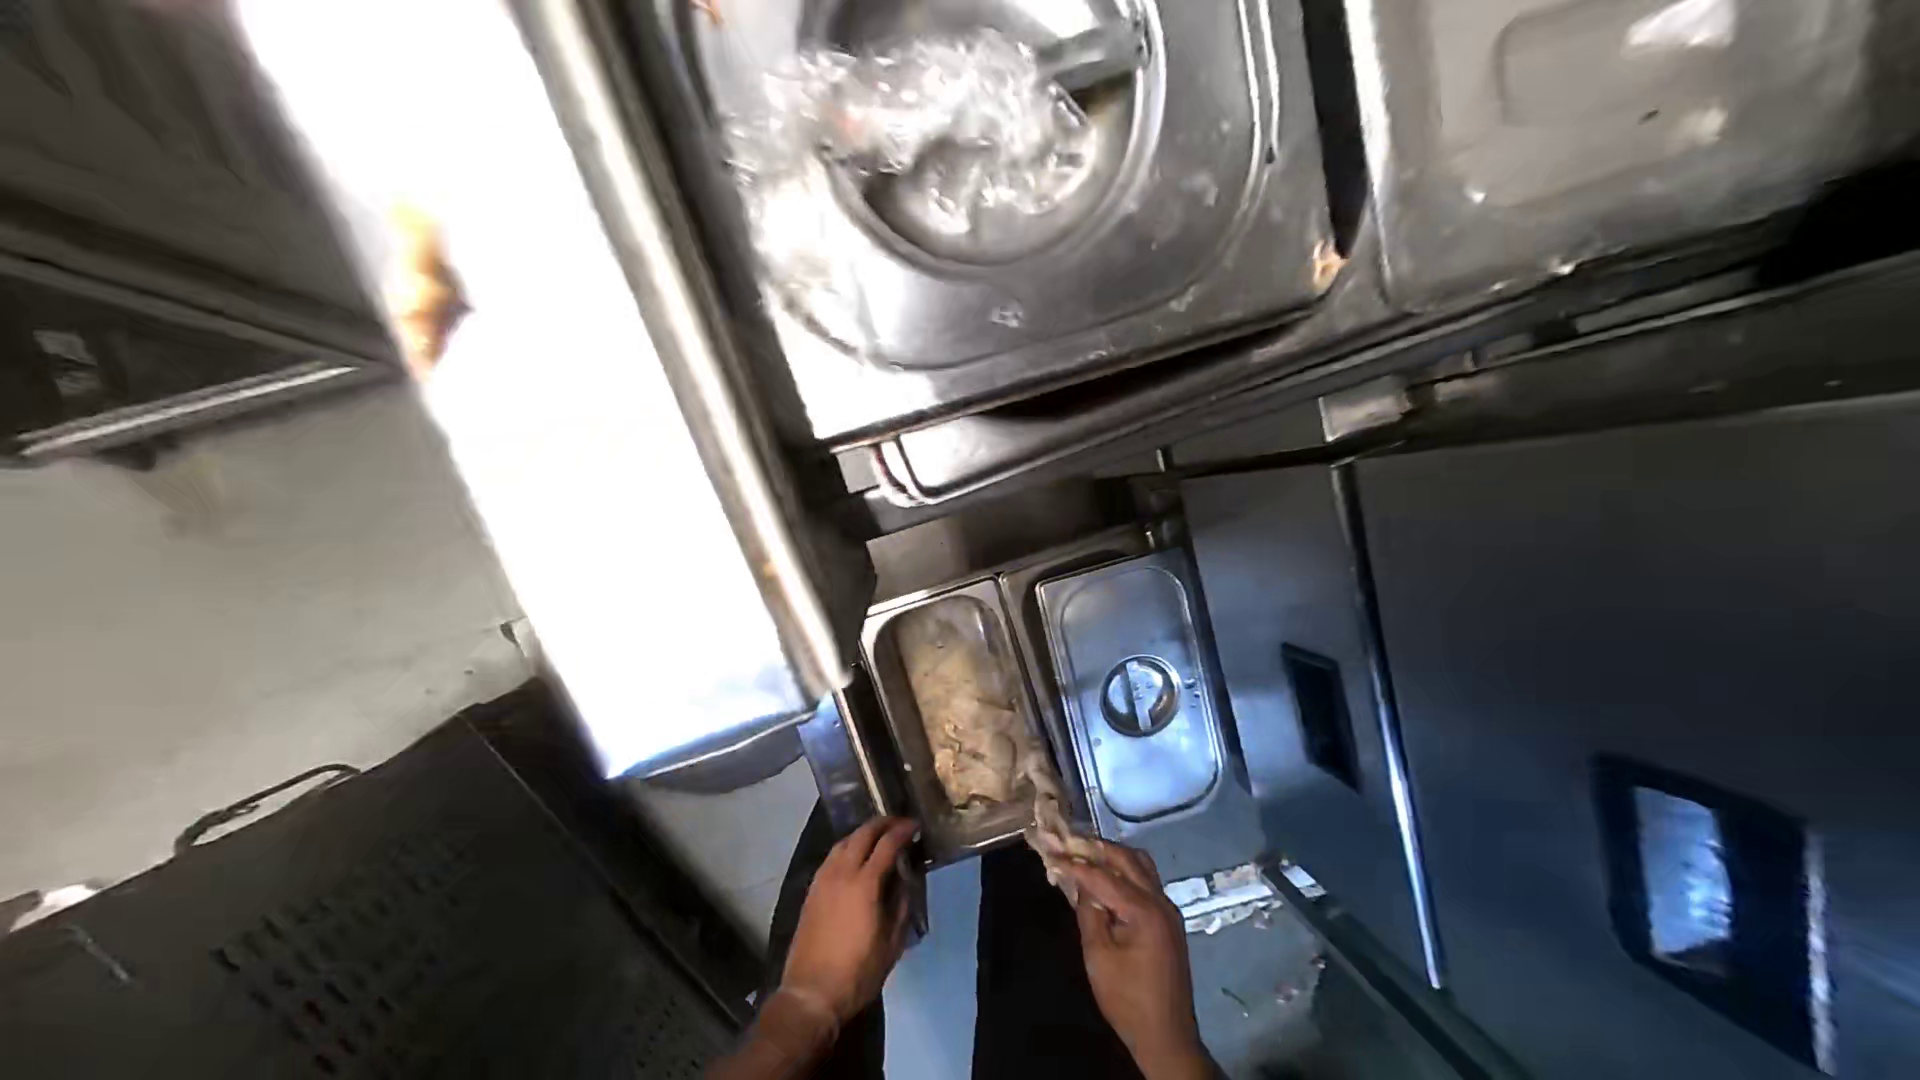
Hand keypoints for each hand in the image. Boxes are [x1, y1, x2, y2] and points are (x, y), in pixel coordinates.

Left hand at [781, 816, 918, 1022]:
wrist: (810, 994)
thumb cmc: (857, 972)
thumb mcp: (891, 944)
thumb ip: (901, 905)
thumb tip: (905, 880)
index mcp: (865, 884)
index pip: (887, 843)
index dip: (903, 830)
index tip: (916, 825)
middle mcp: (842, 873)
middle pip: (863, 833)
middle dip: (883, 823)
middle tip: (899, 824)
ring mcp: (823, 879)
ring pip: (844, 841)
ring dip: (863, 832)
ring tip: (879, 836)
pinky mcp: (812, 890)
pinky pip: (832, 856)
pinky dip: (848, 846)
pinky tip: (855, 856)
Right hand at [1068, 843, 1213, 1079]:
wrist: (1166, 1037)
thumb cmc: (1126, 1000)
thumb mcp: (1097, 956)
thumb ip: (1087, 912)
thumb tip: (1079, 882)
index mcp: (1144, 910)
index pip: (1103, 875)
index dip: (1074, 863)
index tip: (1050, 851)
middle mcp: (1161, 901)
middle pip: (1126, 859)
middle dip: (1096, 849)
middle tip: (1069, 844)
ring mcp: (1168, 910)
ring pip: (1140, 865)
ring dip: (1113, 857)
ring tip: (1086, 857)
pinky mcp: (1168, 920)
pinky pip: (1146, 881)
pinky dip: (1125, 872)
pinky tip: (1105, 880)